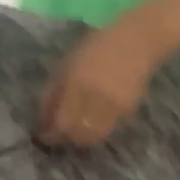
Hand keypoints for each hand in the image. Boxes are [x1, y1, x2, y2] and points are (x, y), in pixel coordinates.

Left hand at [38, 19, 169, 147]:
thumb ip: (51, 94)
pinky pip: (108, 129)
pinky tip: (91, 120)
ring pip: (94, 137)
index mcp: (78, 85)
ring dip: (81, 138)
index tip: (43, 135)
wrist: (137, 41)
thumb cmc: (95, 48)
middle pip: (77, 135)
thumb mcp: (65, 65)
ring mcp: (115, 107)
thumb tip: (42, 122)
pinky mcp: (128, 112)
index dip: (51, 135)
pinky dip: (96, 130)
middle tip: (58, 134)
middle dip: (65, 139)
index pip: (62, 124)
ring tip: (75, 129)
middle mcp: (97, 99)